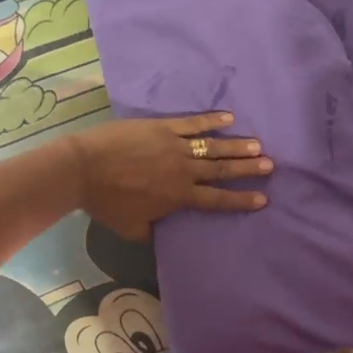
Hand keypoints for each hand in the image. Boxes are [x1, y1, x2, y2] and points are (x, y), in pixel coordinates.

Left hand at [66, 112, 271, 240]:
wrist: (82, 168)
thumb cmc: (105, 202)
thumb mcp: (130, 228)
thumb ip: (151, 232)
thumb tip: (162, 235)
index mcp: (178, 197)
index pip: (217, 199)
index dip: (241, 199)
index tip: (263, 198)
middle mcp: (184, 171)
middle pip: (222, 170)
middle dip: (248, 169)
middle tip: (270, 165)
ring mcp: (175, 146)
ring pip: (213, 146)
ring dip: (237, 146)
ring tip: (258, 145)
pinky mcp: (163, 128)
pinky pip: (193, 123)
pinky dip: (212, 120)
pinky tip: (229, 118)